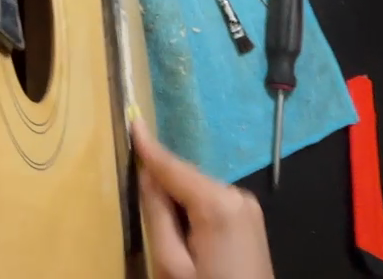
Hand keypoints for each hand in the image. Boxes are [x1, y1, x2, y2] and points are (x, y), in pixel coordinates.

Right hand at [134, 120, 274, 278]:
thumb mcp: (172, 265)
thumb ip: (157, 214)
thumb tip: (147, 173)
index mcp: (218, 202)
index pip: (173, 167)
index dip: (148, 147)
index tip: (131, 118)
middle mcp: (237, 193)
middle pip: (186, 180)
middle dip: (165, 190)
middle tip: (150, 218)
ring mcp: (248, 207)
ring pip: (198, 192)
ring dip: (181, 205)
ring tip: (174, 242)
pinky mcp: (251, 221)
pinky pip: (213, 206)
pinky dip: (196, 214)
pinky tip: (191, 241)